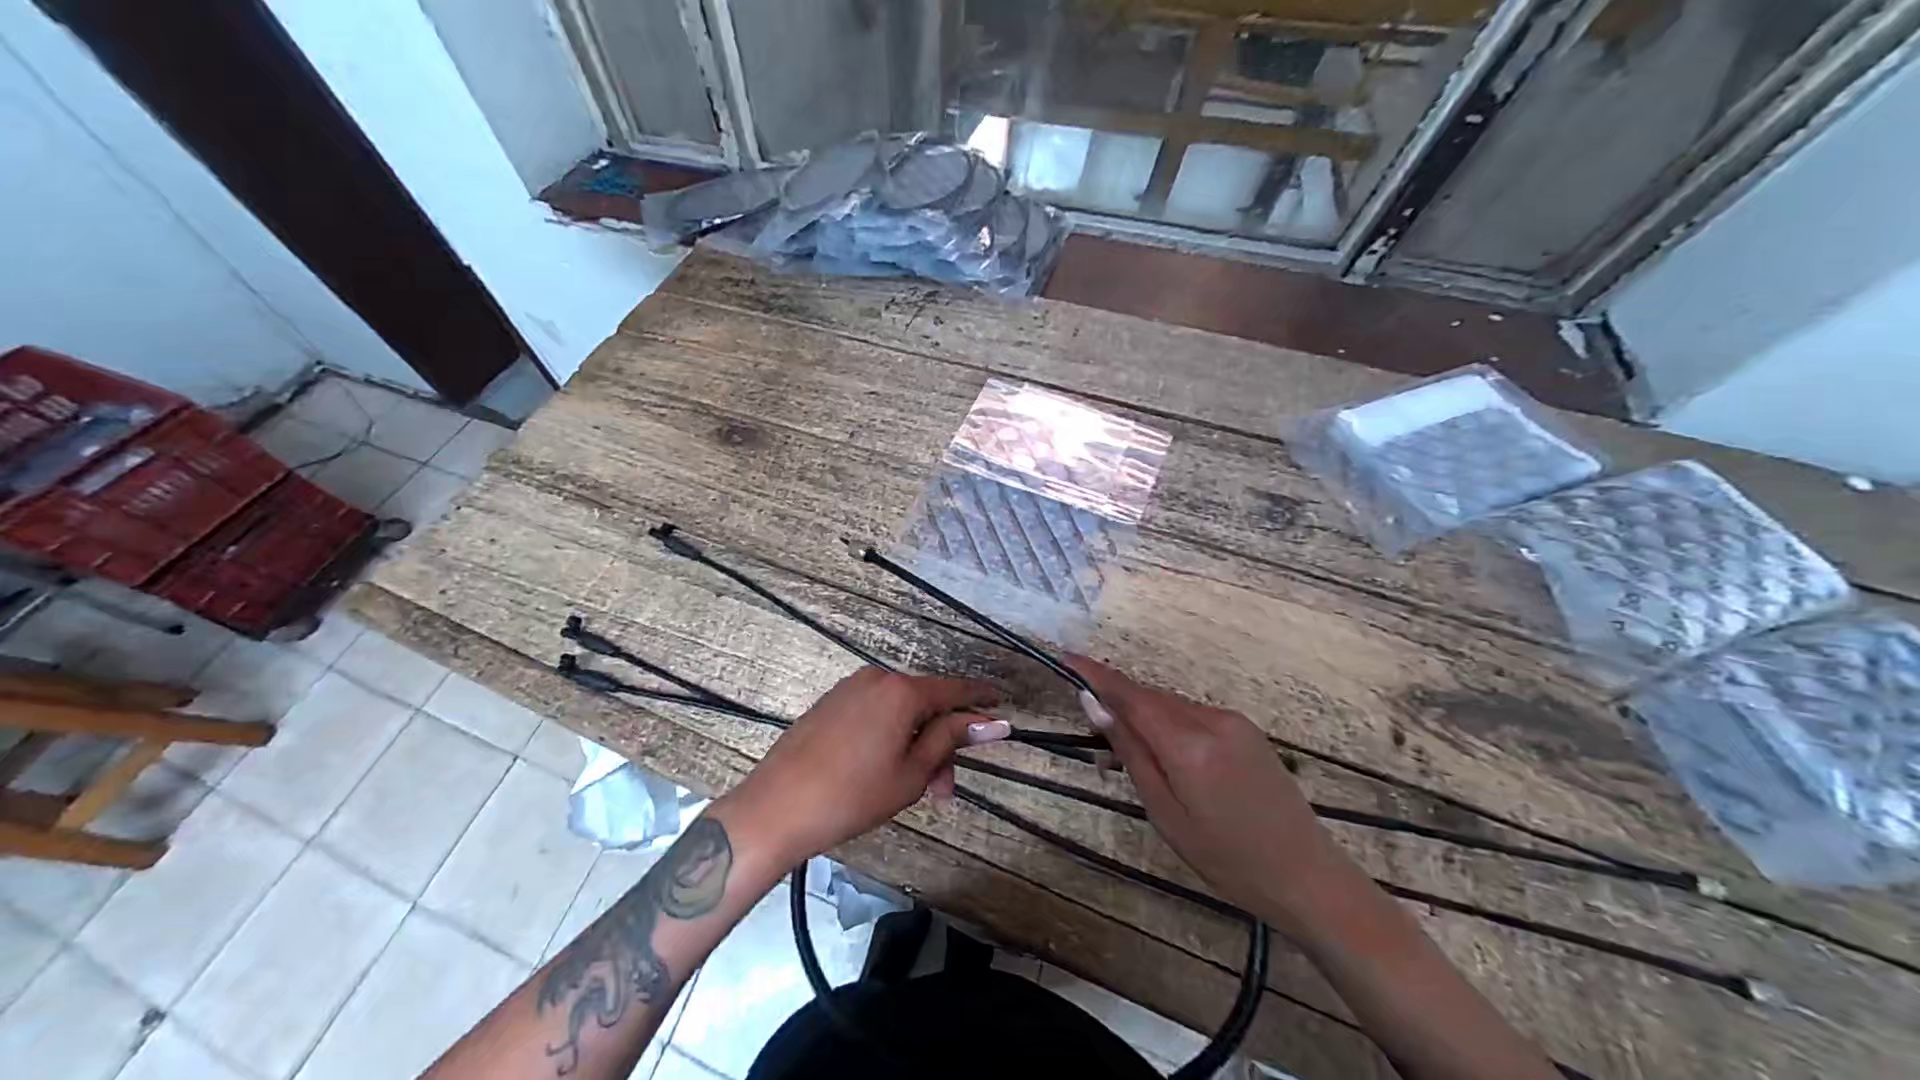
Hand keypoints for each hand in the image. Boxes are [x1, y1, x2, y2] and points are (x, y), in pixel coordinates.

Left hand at [719, 668, 1005, 865]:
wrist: (775, 809)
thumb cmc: (852, 795)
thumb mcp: (912, 772)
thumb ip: (951, 738)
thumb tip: (993, 721)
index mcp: (901, 691)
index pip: (954, 689)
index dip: (981, 699)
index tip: (1003, 705)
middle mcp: (876, 678)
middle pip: (925, 705)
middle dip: (941, 744)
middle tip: (943, 791)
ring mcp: (849, 689)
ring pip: (899, 712)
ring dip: (915, 745)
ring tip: (913, 791)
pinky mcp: (829, 704)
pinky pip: (874, 714)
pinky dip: (890, 737)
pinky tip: (883, 772)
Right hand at [1069, 655, 1339, 920]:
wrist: (1306, 875)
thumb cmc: (1226, 858)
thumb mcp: (1165, 812)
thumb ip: (1131, 752)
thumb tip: (1095, 704)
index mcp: (1188, 742)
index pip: (1130, 694)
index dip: (1095, 674)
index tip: (1066, 659)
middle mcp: (1211, 719)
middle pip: (1150, 698)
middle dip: (1118, 710)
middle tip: (1100, 752)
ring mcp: (1234, 722)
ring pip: (1171, 707)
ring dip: (1145, 721)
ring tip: (1133, 765)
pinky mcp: (1247, 731)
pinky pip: (1194, 717)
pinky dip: (1170, 728)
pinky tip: (1169, 761)